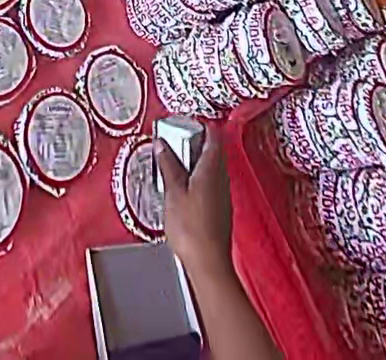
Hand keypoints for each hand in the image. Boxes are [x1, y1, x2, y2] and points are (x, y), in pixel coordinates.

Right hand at [157, 136, 231, 277]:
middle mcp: (222, 178)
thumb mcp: (173, 192)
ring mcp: (223, 195)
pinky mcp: (221, 209)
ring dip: (199, 160)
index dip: (203, 124)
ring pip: (214, 167)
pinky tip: (187, 188)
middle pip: (215, 150)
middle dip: (198, 141)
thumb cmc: (191, 229)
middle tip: (180, 139)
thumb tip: (162, 144)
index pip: (214, 136)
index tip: (189, 121)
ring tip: (179, 162)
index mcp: (211, 168)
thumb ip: (168, 165)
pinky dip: (201, 178)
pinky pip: (213, 183)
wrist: (208, 264)